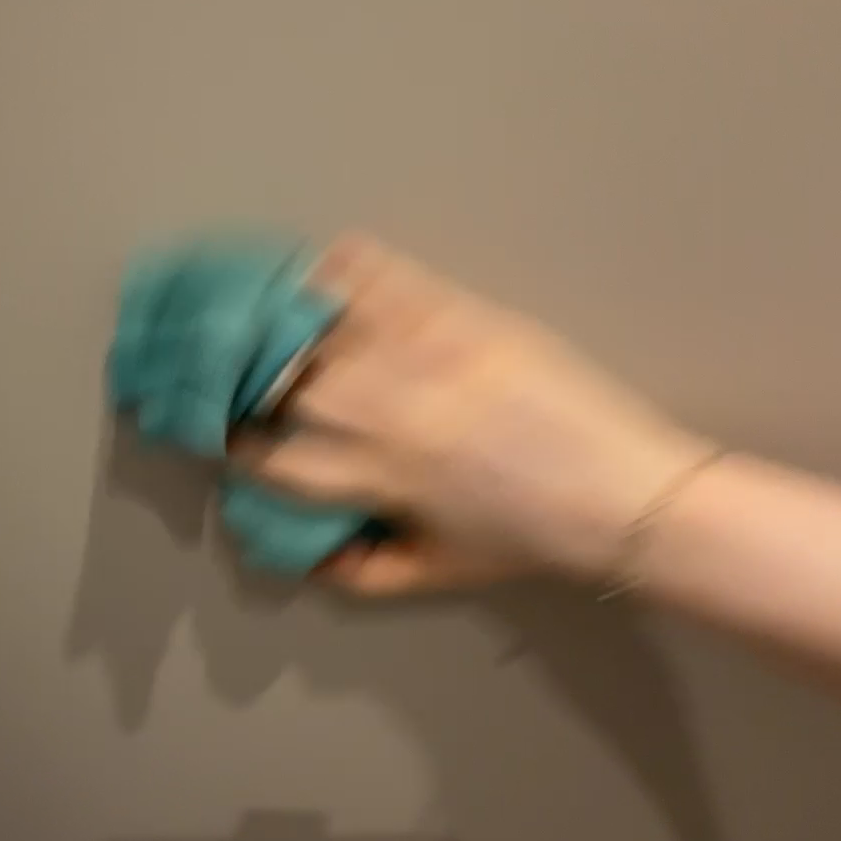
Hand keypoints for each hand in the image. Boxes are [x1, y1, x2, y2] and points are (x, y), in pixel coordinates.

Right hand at [229, 234, 712, 595]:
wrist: (629, 495)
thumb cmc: (526, 542)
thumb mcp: (435, 573)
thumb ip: (359, 570)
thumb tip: (300, 553)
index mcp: (372, 476)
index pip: (266, 453)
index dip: (226, 439)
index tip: (210, 428)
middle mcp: (382, 410)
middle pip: (275, 377)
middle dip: (232, 373)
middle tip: (210, 362)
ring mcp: (419, 352)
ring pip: (312, 321)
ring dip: (266, 317)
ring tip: (240, 308)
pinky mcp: (458, 314)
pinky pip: (378, 274)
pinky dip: (337, 268)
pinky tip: (313, 273)